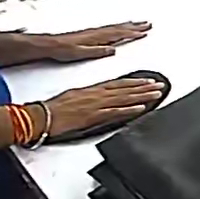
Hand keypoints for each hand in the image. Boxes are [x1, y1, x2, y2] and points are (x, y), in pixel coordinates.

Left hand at [37, 22, 150, 61]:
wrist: (50, 45)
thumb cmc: (64, 50)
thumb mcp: (81, 53)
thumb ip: (98, 51)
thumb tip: (112, 49)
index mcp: (98, 37)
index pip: (119, 34)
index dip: (133, 33)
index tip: (144, 32)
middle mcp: (98, 32)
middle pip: (121, 28)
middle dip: (135, 26)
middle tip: (148, 24)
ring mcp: (95, 32)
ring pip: (116, 27)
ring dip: (129, 25)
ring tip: (139, 23)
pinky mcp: (92, 34)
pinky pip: (110, 28)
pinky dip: (119, 26)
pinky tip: (121, 28)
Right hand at [39, 76, 165, 137]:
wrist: (38, 117)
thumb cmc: (52, 109)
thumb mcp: (73, 96)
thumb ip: (89, 96)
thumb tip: (100, 98)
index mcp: (92, 90)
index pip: (119, 84)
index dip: (135, 82)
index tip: (149, 81)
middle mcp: (97, 95)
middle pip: (126, 89)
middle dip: (145, 88)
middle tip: (160, 86)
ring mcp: (96, 105)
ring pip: (125, 98)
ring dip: (143, 96)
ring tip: (157, 94)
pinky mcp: (93, 116)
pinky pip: (115, 112)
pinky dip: (129, 109)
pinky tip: (141, 108)